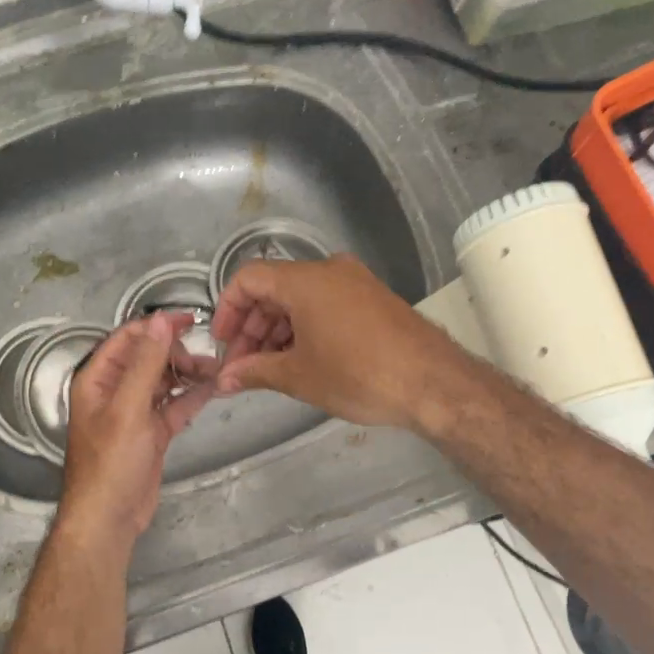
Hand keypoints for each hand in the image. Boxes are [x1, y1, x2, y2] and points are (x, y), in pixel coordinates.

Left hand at [59, 313, 212, 543]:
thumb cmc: (111, 462)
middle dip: (176, 354)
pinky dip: (191, 399)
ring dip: (187, 375)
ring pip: (163, 383)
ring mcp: (134, 414)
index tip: (191, 320)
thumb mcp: (128, 408)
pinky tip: (213, 391)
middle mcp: (114, 392)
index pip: (128, 339)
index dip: (157, 326)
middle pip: (148, 359)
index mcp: (97, 380)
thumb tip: (161, 322)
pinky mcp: (151, 434)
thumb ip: (146, 364)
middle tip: (204, 360)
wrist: (108, 517)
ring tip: (216, 373)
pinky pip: (173, 408)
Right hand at [209, 257, 479, 431]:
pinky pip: (324, 305)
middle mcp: (329, 271)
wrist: (432, 383)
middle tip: (241, 366)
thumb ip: (255, 372)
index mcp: (305, 281)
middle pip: (273, 289)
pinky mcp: (372, 300)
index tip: (222, 344)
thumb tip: (223, 380)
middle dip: (251, 327)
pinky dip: (304, 328)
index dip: (227, 310)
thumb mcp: (298, 376)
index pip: (249, 278)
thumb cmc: (358, 375)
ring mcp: (355, 283)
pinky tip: (299, 361)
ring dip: (276, 331)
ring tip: (267, 370)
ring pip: (299, 299)